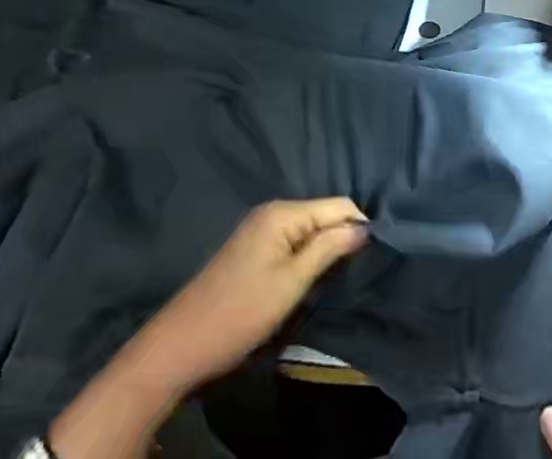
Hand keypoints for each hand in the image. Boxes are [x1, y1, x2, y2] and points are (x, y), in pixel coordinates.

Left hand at [50, 199, 368, 458]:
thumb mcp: (292, 283)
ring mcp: (260, 228)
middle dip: (342, 237)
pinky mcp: (253, 246)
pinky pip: (293, 239)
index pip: (339, 205)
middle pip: (324, 213)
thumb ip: (329, 249)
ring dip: (325, 248)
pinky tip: (310, 275)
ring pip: (310, 228)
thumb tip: (365, 228)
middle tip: (355, 270)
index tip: (373, 256)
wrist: (178, 346)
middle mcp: (272, 212)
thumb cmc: (240, 314)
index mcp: (283, 214)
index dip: (359, 226)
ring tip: (337, 275)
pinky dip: (307, 253)